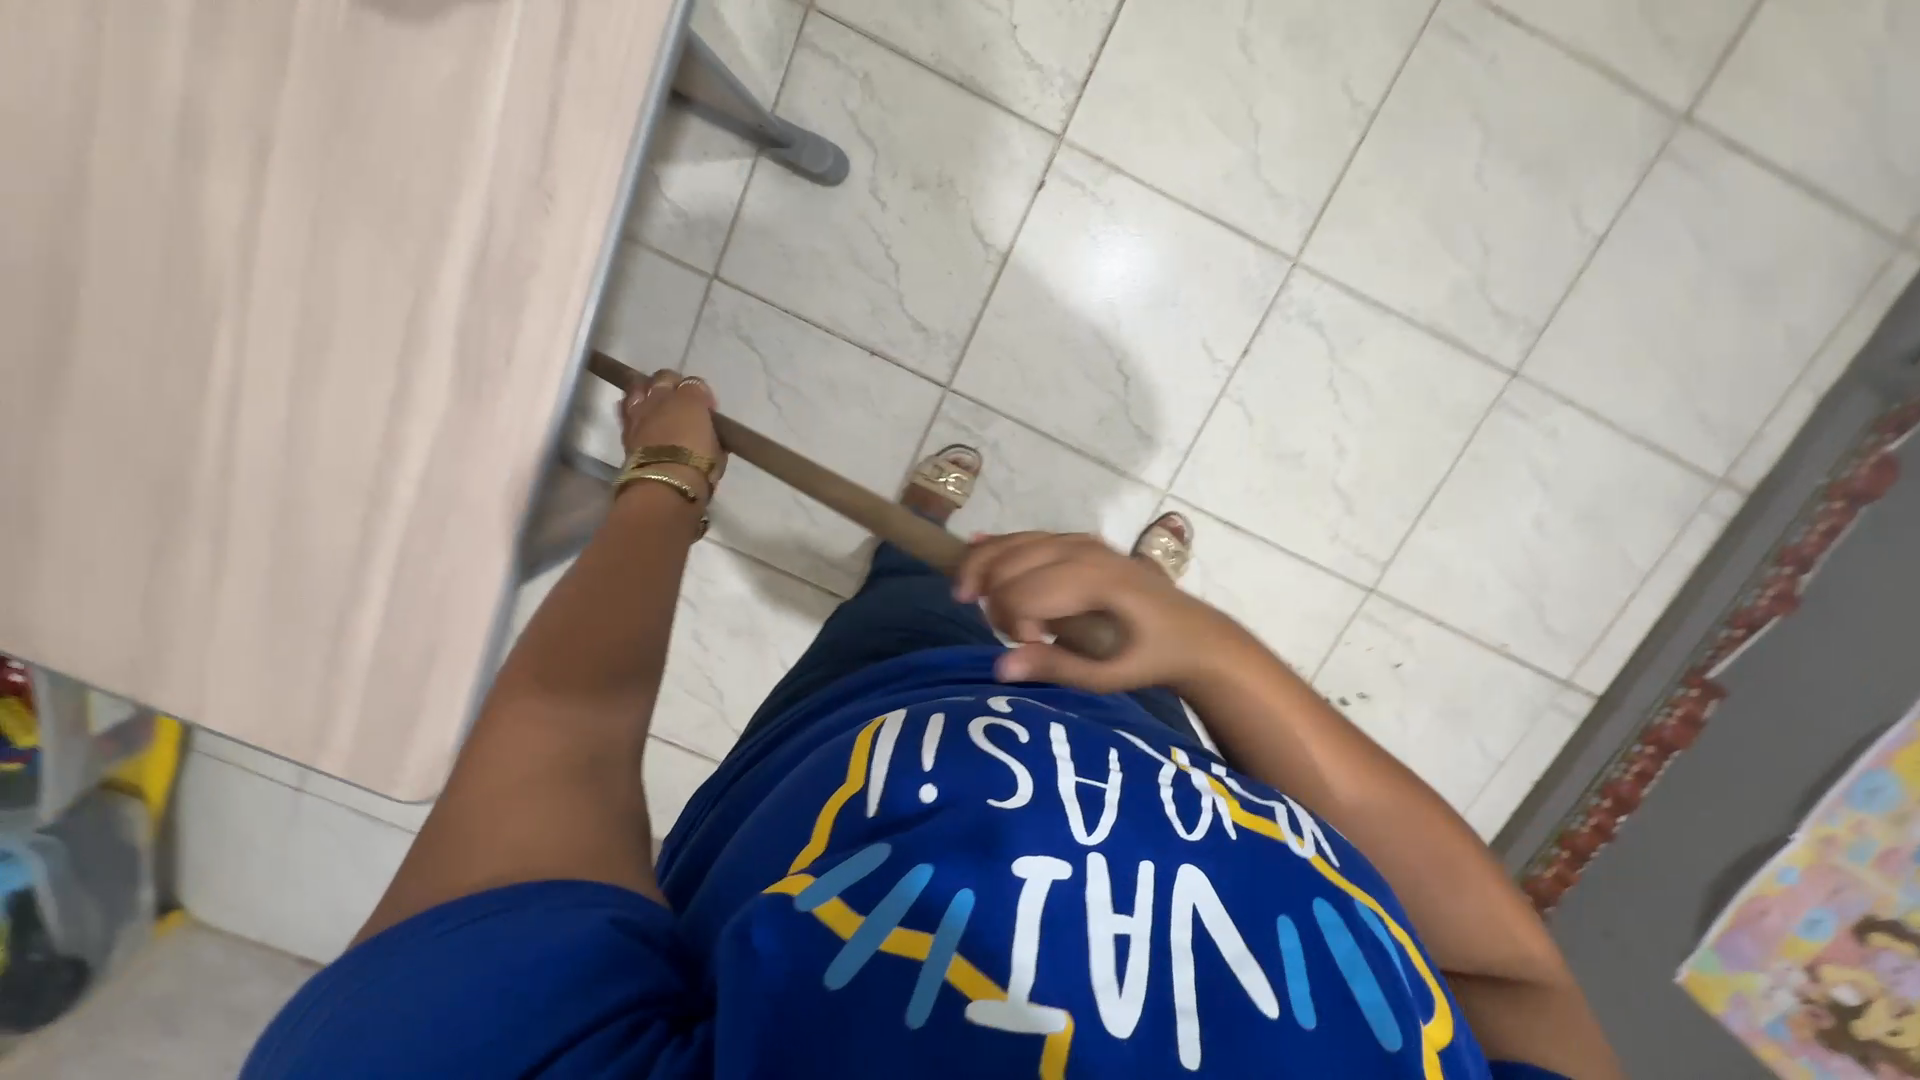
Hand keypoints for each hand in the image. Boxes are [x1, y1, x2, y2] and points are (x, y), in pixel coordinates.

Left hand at [619, 369, 726, 500]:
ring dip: (647, 390)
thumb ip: (712, 433)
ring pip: (639, 385)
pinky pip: (625, 407)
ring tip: (654, 402)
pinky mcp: (626, 427)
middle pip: (665, 377)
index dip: (703, 395)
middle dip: (673, 384)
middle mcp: (663, 397)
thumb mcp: (718, 448)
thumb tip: (707, 433)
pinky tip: (639, 415)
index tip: (708, 410)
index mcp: (691, 399)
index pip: (696, 383)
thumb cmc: (700, 465)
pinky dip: (632, 407)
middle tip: (680, 401)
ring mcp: (641, 410)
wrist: (665, 482)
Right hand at [953, 532, 1252, 694]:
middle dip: (994, 599)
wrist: (1191, 634)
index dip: (1011, 624)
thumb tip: (999, 666)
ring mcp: (1078, 541)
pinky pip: (1026, 537)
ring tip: (967, 598)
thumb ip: (1054, 667)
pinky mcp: (1076, 541)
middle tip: (1012, 633)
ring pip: (1011, 543)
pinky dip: (997, 546)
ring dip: (983, 569)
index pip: (1021, 593)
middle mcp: (1081, 550)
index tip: (1030, 646)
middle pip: (1008, 563)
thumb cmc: (1149, 659)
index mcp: (1093, 582)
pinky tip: (971, 547)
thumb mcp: (1106, 677)